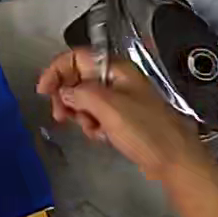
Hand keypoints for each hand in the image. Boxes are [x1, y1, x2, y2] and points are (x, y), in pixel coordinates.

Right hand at [36, 48, 211, 183]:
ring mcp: (121, 100)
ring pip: (85, 100)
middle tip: (61, 115)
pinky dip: (93, 126)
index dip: (57, 71)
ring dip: (81, 115)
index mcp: (117, 69)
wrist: (173, 159)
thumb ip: (81, 94)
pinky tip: (102, 135)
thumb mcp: (109, 108)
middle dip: (67, 97)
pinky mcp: (123, 118)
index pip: (77, 57)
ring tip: (91, 128)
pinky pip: (97, 116)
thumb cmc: (148, 132)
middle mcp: (118, 80)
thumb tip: (64, 92)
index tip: (44, 90)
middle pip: (78, 79)